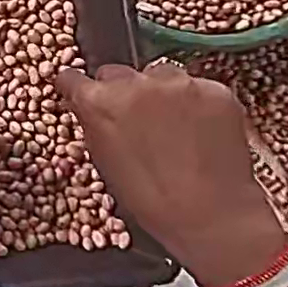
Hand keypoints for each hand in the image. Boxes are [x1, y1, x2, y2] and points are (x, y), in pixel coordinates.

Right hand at [56, 62, 287, 286]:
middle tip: (131, 116)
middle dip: (118, 90)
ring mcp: (178, 84)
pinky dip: (192, 101)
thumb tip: (88, 106)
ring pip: (158, 74)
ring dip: (157, 92)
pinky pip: (195, 86)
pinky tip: (197, 127)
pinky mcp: (215, 89)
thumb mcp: (102, 158)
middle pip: (116, 73)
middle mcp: (135, 83)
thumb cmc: (147, 195)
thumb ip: (92, 123)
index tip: (78, 91)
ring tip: (169, 122)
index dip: (75, 87)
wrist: (210, 213)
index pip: (72, 77)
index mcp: (98, 102)